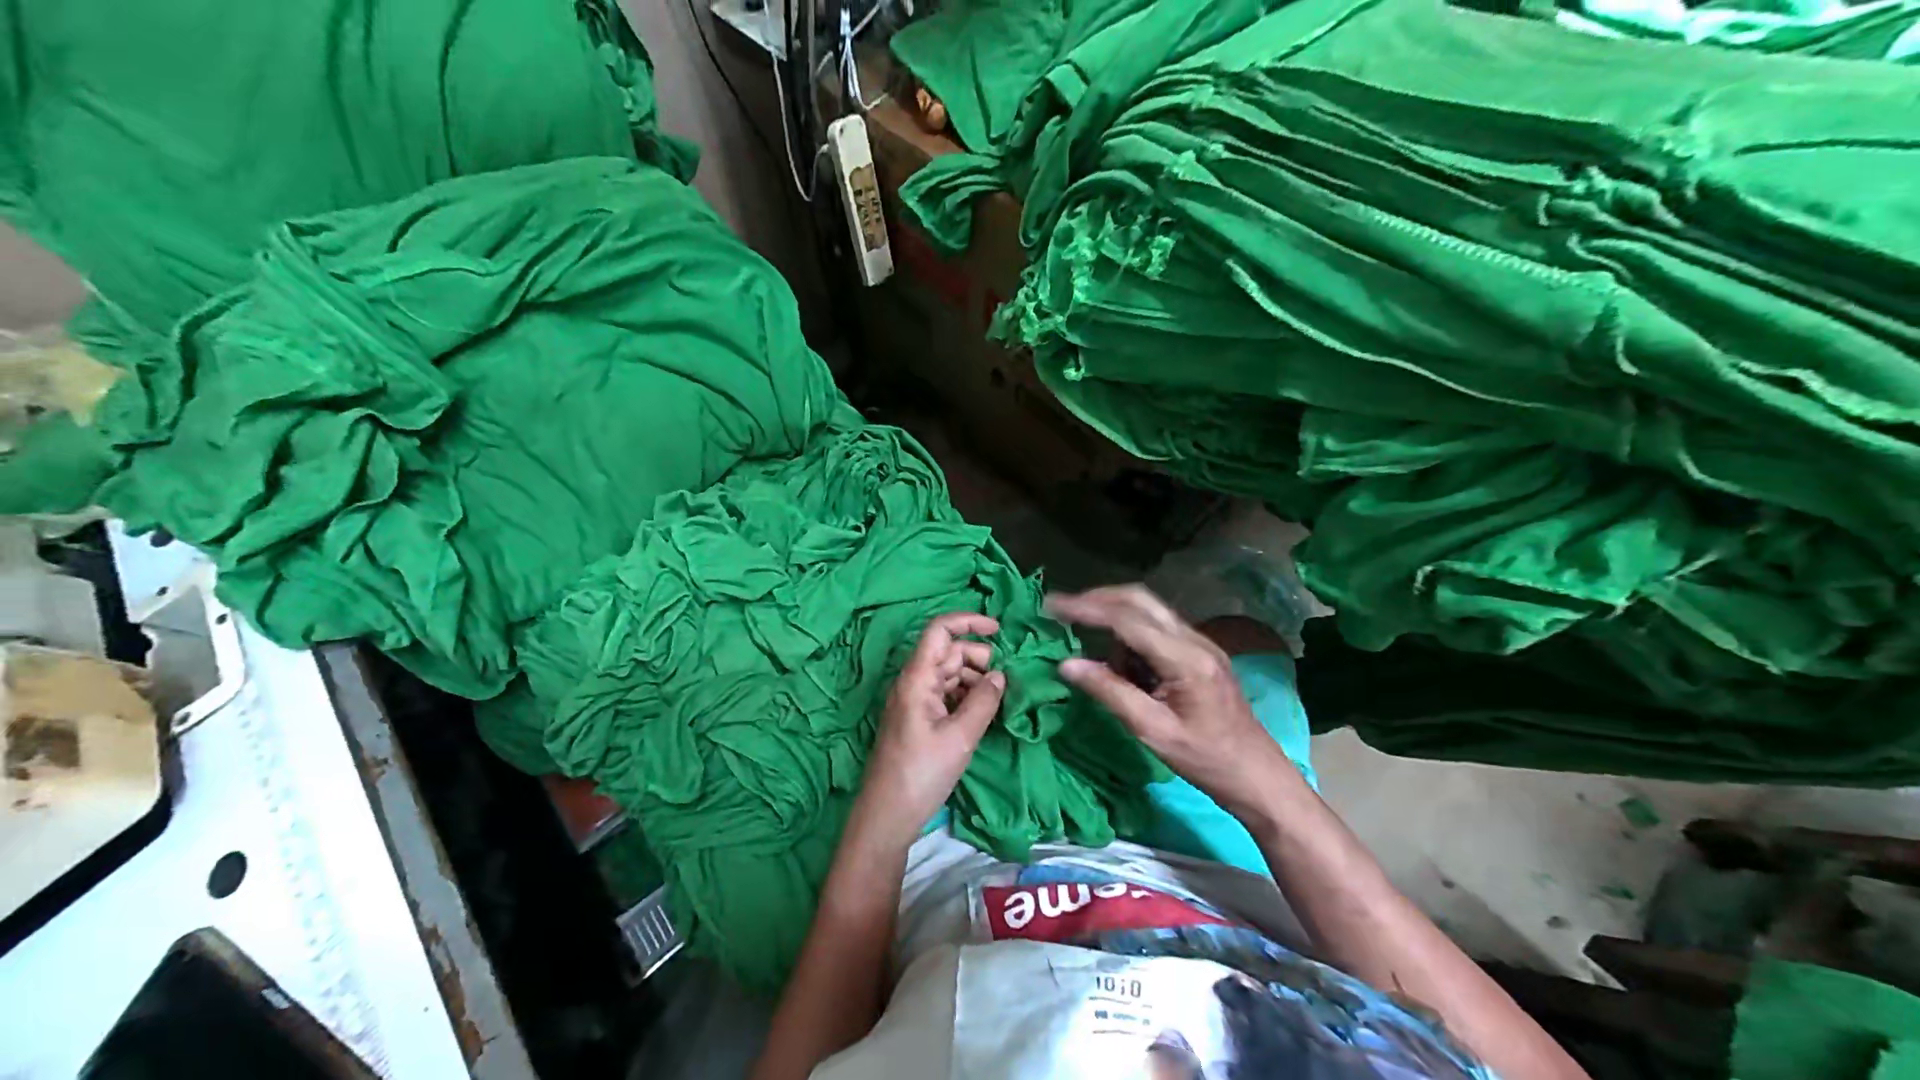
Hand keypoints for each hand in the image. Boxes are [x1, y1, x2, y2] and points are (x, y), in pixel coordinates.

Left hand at [856, 612, 1005, 844]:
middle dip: (980, 658)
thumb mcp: (961, 736)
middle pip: (949, 652)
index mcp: (917, 677)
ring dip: (976, 680)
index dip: (968, 621)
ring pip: (950, 674)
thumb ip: (984, 701)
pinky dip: (967, 697)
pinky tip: (984, 713)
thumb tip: (1001, 676)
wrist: (887, 815)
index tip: (1000, 630)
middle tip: (1005, 683)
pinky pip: (946, 695)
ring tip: (999, 701)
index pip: (940, 630)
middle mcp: (914, 682)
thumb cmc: (921, 773)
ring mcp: (915, 701)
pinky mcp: (919, 719)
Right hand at [1046, 585, 1296, 818]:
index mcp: (1185, 658)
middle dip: (1098, 599)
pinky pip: (1158, 628)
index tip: (1052, 606)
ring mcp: (1200, 643)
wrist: (1257, 774)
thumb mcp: (1152, 731)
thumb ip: (1109, 692)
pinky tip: (1121, 665)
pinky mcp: (1200, 652)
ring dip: (1115, 620)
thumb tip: (1066, 664)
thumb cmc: (1205, 760)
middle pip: (1139, 599)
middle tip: (1062, 610)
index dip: (1086, 608)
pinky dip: (1131, 635)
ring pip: (1148, 611)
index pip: (1127, 619)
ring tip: (1096, 658)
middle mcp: (1195, 639)